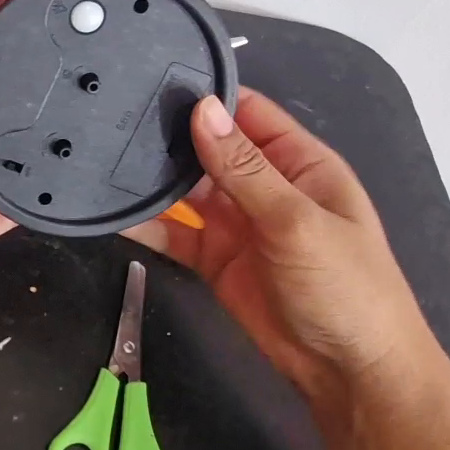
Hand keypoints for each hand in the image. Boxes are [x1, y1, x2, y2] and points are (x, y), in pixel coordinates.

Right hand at [123, 88, 437, 404]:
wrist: (347, 370)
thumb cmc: (343, 286)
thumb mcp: (296, 220)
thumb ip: (245, 169)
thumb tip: (204, 110)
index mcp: (298, 163)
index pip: (248, 113)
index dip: (207, 96)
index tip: (155, 79)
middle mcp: (263, 186)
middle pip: (208, 149)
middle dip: (168, 135)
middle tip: (112, 116)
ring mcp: (235, 222)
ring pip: (184, 189)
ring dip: (151, 177)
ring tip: (101, 155)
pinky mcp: (212, 256)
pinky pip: (172, 232)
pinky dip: (144, 224)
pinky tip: (111, 212)